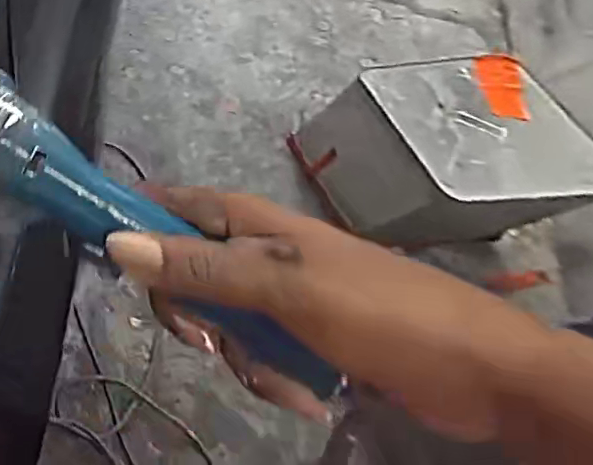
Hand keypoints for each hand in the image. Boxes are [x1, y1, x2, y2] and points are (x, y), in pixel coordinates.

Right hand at [107, 186, 555, 441]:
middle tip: (208, 335)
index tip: (109, 263)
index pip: (155, 204)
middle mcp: (243, 245)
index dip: (125, 224)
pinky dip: (268, 374)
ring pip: (210, 317)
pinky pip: (249, 350)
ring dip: (235, 353)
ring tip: (281, 372)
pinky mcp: (292, 329)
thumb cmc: (376, 309)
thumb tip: (116, 242)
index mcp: (235, 216)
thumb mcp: (279, 285)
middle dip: (189, 311)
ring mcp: (268, 288)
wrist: (483, 372)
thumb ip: (197, 265)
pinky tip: (307, 389)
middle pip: (175, 269)